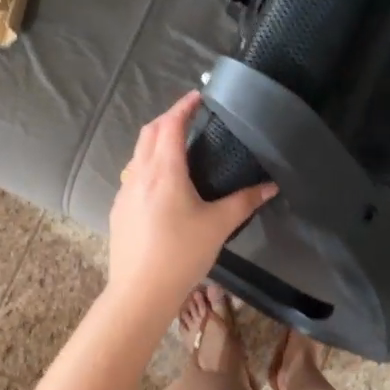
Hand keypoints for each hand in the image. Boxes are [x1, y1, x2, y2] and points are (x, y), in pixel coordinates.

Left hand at [106, 92, 276, 312]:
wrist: (140, 292)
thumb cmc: (181, 254)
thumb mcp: (218, 226)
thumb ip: (244, 201)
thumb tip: (271, 186)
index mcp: (164, 172)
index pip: (170, 125)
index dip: (183, 106)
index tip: (199, 96)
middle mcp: (140, 175)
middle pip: (149, 133)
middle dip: (168, 119)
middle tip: (190, 118)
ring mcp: (124, 192)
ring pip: (137, 154)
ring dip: (155, 142)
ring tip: (177, 148)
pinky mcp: (119, 210)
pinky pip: (132, 176)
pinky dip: (147, 165)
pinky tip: (162, 184)